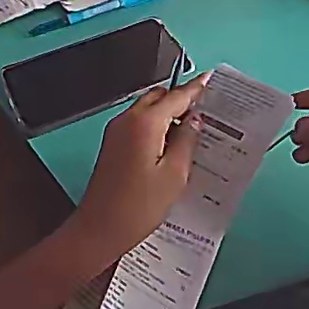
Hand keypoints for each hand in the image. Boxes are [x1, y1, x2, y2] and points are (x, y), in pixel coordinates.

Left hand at [67, 77, 208, 259]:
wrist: (99, 228)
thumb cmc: (137, 207)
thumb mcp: (175, 175)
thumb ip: (187, 141)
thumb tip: (195, 120)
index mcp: (145, 123)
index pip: (176, 96)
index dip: (196, 88)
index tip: (210, 80)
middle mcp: (127, 121)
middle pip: (159, 97)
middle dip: (181, 99)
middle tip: (204, 111)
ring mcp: (117, 132)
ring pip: (147, 109)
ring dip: (168, 114)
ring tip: (192, 131)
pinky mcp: (113, 144)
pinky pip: (138, 124)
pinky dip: (156, 126)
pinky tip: (172, 145)